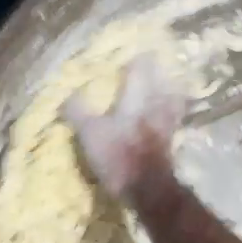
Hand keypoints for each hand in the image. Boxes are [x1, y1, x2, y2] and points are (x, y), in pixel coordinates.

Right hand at [63, 55, 187, 200]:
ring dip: (169, 91)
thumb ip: (78, 111)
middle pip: (162, 81)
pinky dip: (173, 114)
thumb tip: (66, 96)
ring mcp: (167, 124)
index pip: (141, 68)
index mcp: (136, 97)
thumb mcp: (89, 133)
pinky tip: (169, 116)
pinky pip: (175, 120)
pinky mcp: (172, 142)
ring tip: (165, 87)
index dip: (138, 60)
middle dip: (158, 73)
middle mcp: (155, 105)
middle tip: (152, 66)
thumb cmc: (118, 155)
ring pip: (173, 99)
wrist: (148, 187)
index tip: (134, 55)